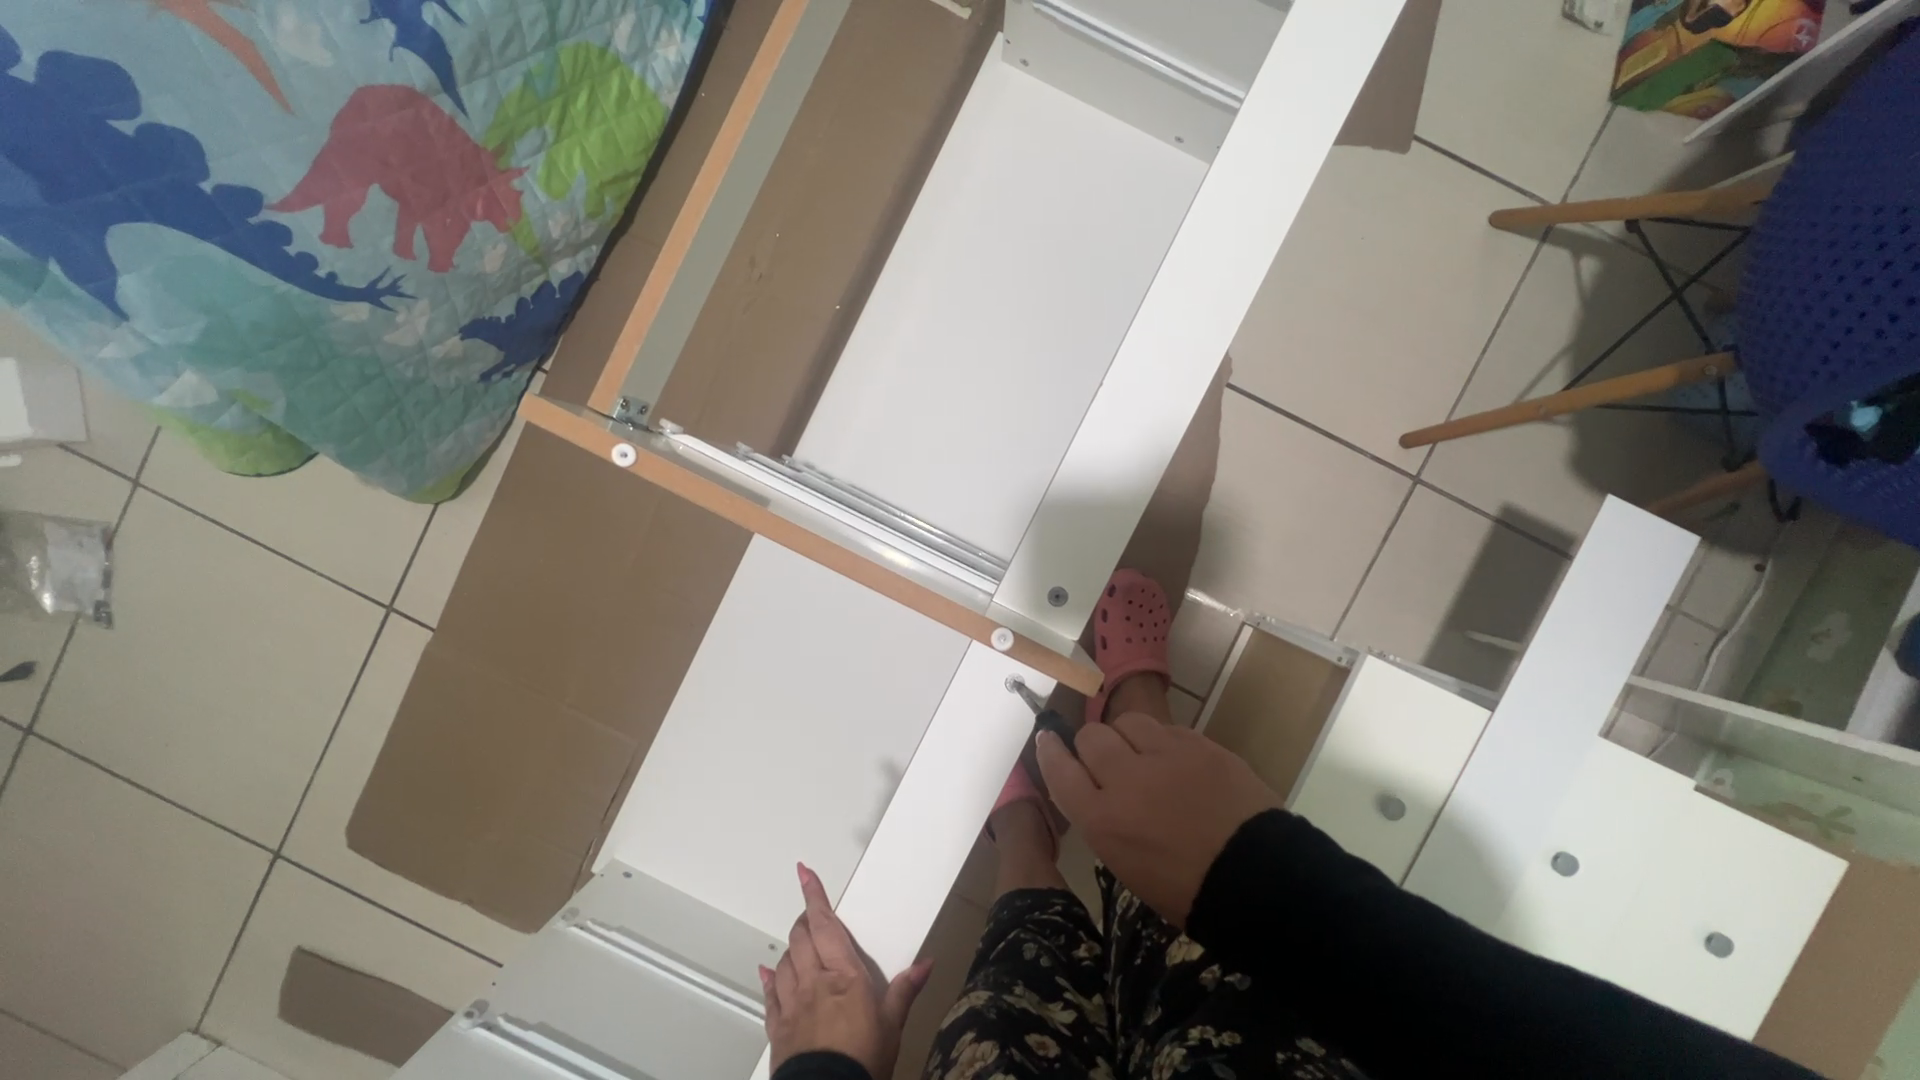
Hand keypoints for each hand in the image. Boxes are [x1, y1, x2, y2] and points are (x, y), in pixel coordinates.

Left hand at [761, 862, 933, 1077]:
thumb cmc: (864, 1059)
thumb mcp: (892, 1024)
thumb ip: (904, 990)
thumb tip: (926, 962)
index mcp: (842, 974)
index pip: (823, 924)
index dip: (813, 896)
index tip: (804, 872)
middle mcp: (812, 981)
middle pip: (800, 938)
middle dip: (804, 920)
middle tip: (813, 914)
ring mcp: (791, 1004)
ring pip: (784, 962)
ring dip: (791, 948)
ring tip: (800, 945)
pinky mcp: (777, 1027)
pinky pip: (769, 994)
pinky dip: (769, 978)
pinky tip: (767, 972)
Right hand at [1036, 712, 1281, 927]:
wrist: (1260, 882)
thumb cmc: (1188, 892)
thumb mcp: (1127, 866)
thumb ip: (1103, 820)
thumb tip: (1097, 789)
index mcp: (1103, 821)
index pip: (1059, 770)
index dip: (1050, 751)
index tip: (1048, 739)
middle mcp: (1126, 780)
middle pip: (1091, 737)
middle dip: (1092, 746)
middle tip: (1106, 760)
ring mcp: (1166, 757)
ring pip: (1128, 722)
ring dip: (1127, 736)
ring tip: (1142, 754)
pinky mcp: (1200, 745)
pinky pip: (1167, 729)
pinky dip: (1164, 742)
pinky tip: (1176, 761)